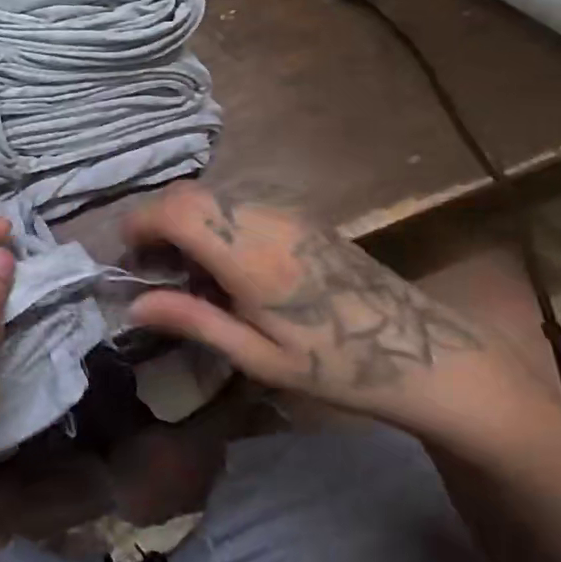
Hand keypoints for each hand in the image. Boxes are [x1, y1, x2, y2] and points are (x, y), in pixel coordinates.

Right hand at [124, 184, 559, 448]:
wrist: (432, 358)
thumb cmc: (340, 367)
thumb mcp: (260, 358)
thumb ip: (192, 321)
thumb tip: (131, 305)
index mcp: (250, 258)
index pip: (174, 212)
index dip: (138, 224)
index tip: (128, 256)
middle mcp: (263, 221)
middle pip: (185, 194)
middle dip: (154, 220)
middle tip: (152, 264)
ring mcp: (284, 213)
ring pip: (208, 194)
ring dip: (181, 219)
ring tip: (185, 267)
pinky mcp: (298, 215)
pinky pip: (233, 202)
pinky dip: (209, 220)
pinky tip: (223, 261)